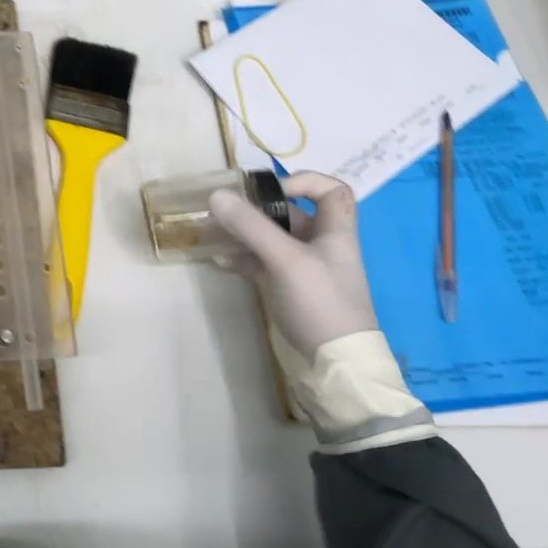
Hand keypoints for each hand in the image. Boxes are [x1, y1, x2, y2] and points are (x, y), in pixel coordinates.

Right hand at [208, 172, 376, 356]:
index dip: (304, 181)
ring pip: (270, 239)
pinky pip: (259, 263)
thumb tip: (216, 195)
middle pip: (290, 214)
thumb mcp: (286, 260)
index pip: (331, 191)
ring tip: (212, 231)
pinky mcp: (285, 289)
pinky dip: (239, 258)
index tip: (270, 191)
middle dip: (256, 209)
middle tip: (224, 209)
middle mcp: (319, 246)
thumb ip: (251, 227)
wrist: (333, 365)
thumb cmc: (320, 303)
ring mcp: (301, 269)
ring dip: (242, 233)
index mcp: (335, 233)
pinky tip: (219, 261)